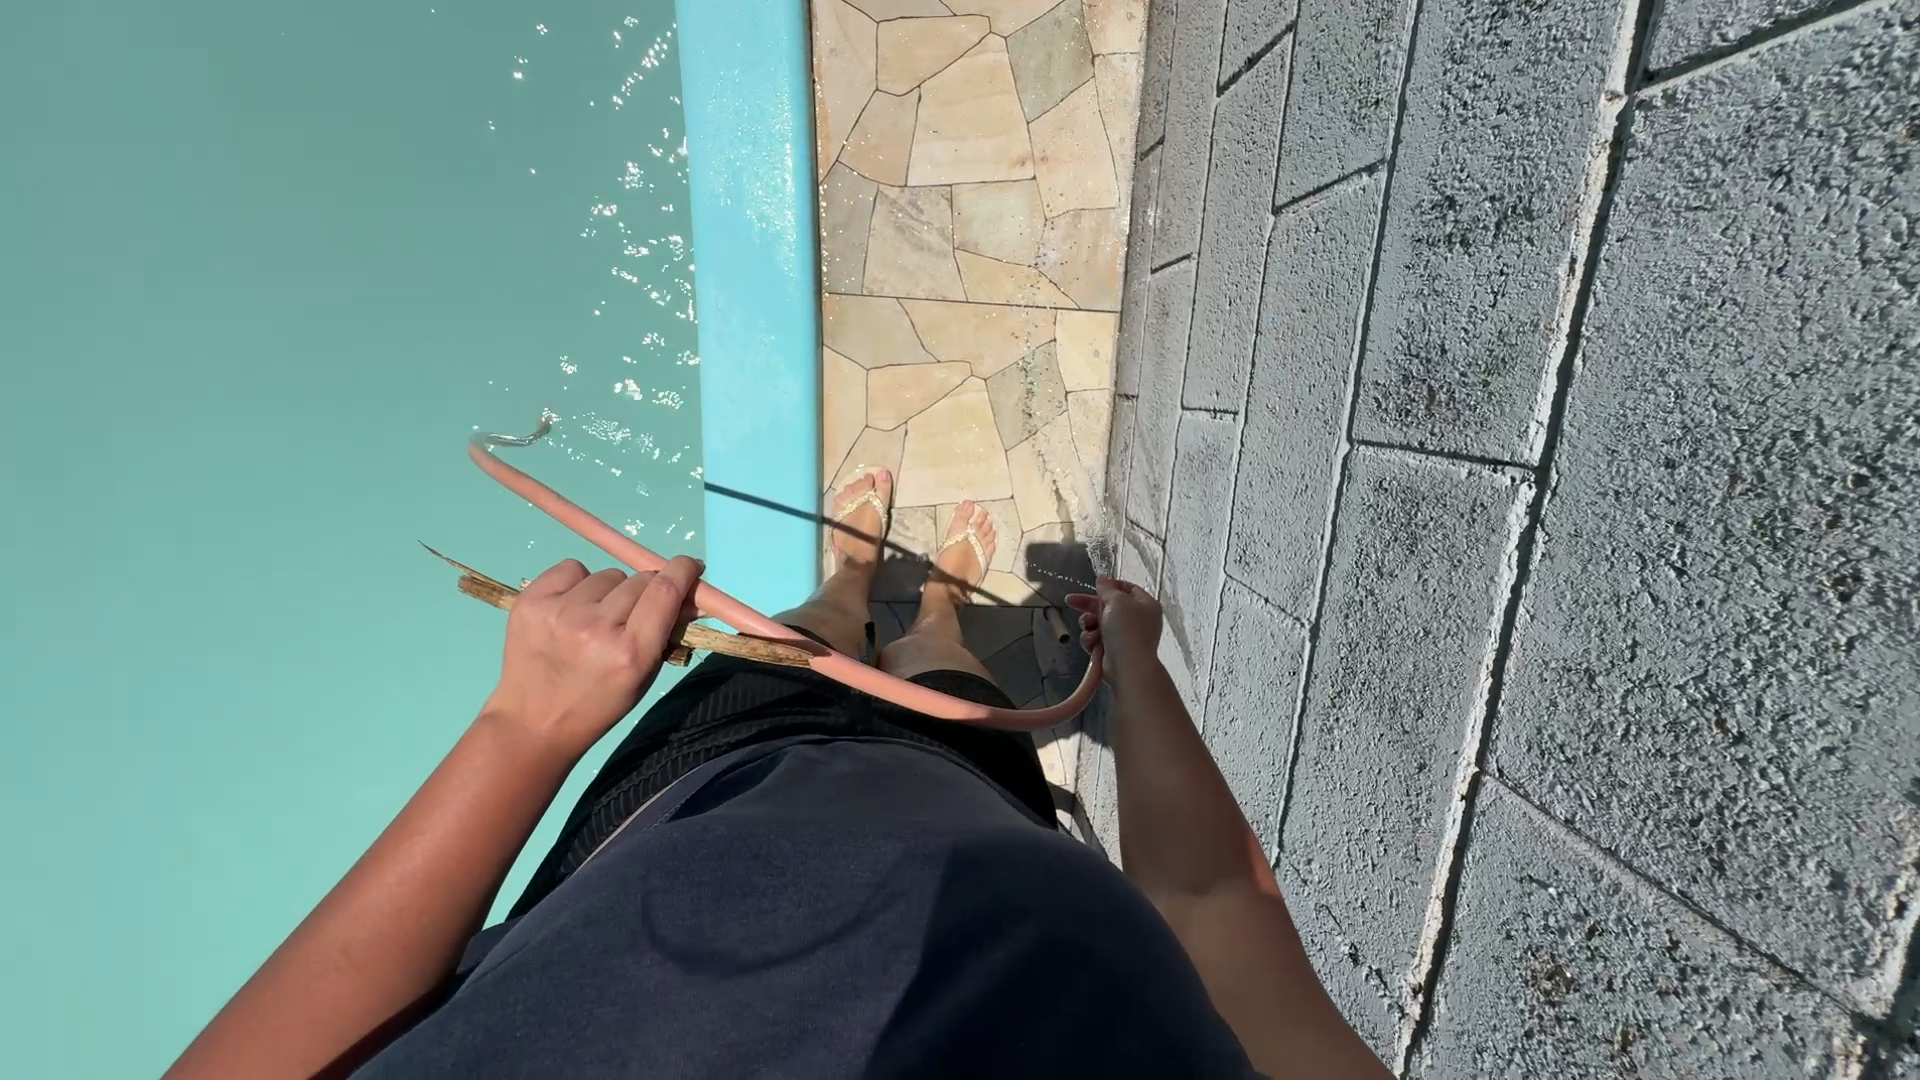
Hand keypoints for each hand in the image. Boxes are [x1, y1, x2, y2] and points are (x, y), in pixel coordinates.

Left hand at [480, 555, 703, 758]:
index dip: (683, 571)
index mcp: (631, 651)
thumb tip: (692, 596)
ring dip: (611, 591)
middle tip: (634, 613)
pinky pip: (571, 569)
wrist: (533, 723)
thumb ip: (669, 631)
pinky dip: (577, 583)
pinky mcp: (530, 603)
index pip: (666, 590)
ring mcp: (559, 613)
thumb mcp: (646, 673)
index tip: (691, 566)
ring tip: (594, 617)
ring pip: (607, 575)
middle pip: (640, 579)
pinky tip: (570, 608)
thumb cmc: (600, 703)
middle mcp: (596, 627)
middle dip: (647, 591)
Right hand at [1065, 577, 1164, 684]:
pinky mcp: (1112, 650)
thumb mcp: (1117, 601)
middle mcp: (1136, 619)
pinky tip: (1092, 642)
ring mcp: (1124, 635)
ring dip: (1089, 623)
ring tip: (1088, 626)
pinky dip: (1091, 639)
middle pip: (1108, 605)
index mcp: (1145, 605)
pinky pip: (1096, 638)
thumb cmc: (1126, 629)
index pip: (1127, 588)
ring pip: (1098, 622)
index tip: (1096, 586)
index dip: (1110, 585)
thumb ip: (1107, 589)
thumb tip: (1102, 579)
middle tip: (1070, 600)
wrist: (1127, 666)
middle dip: (1089, 605)